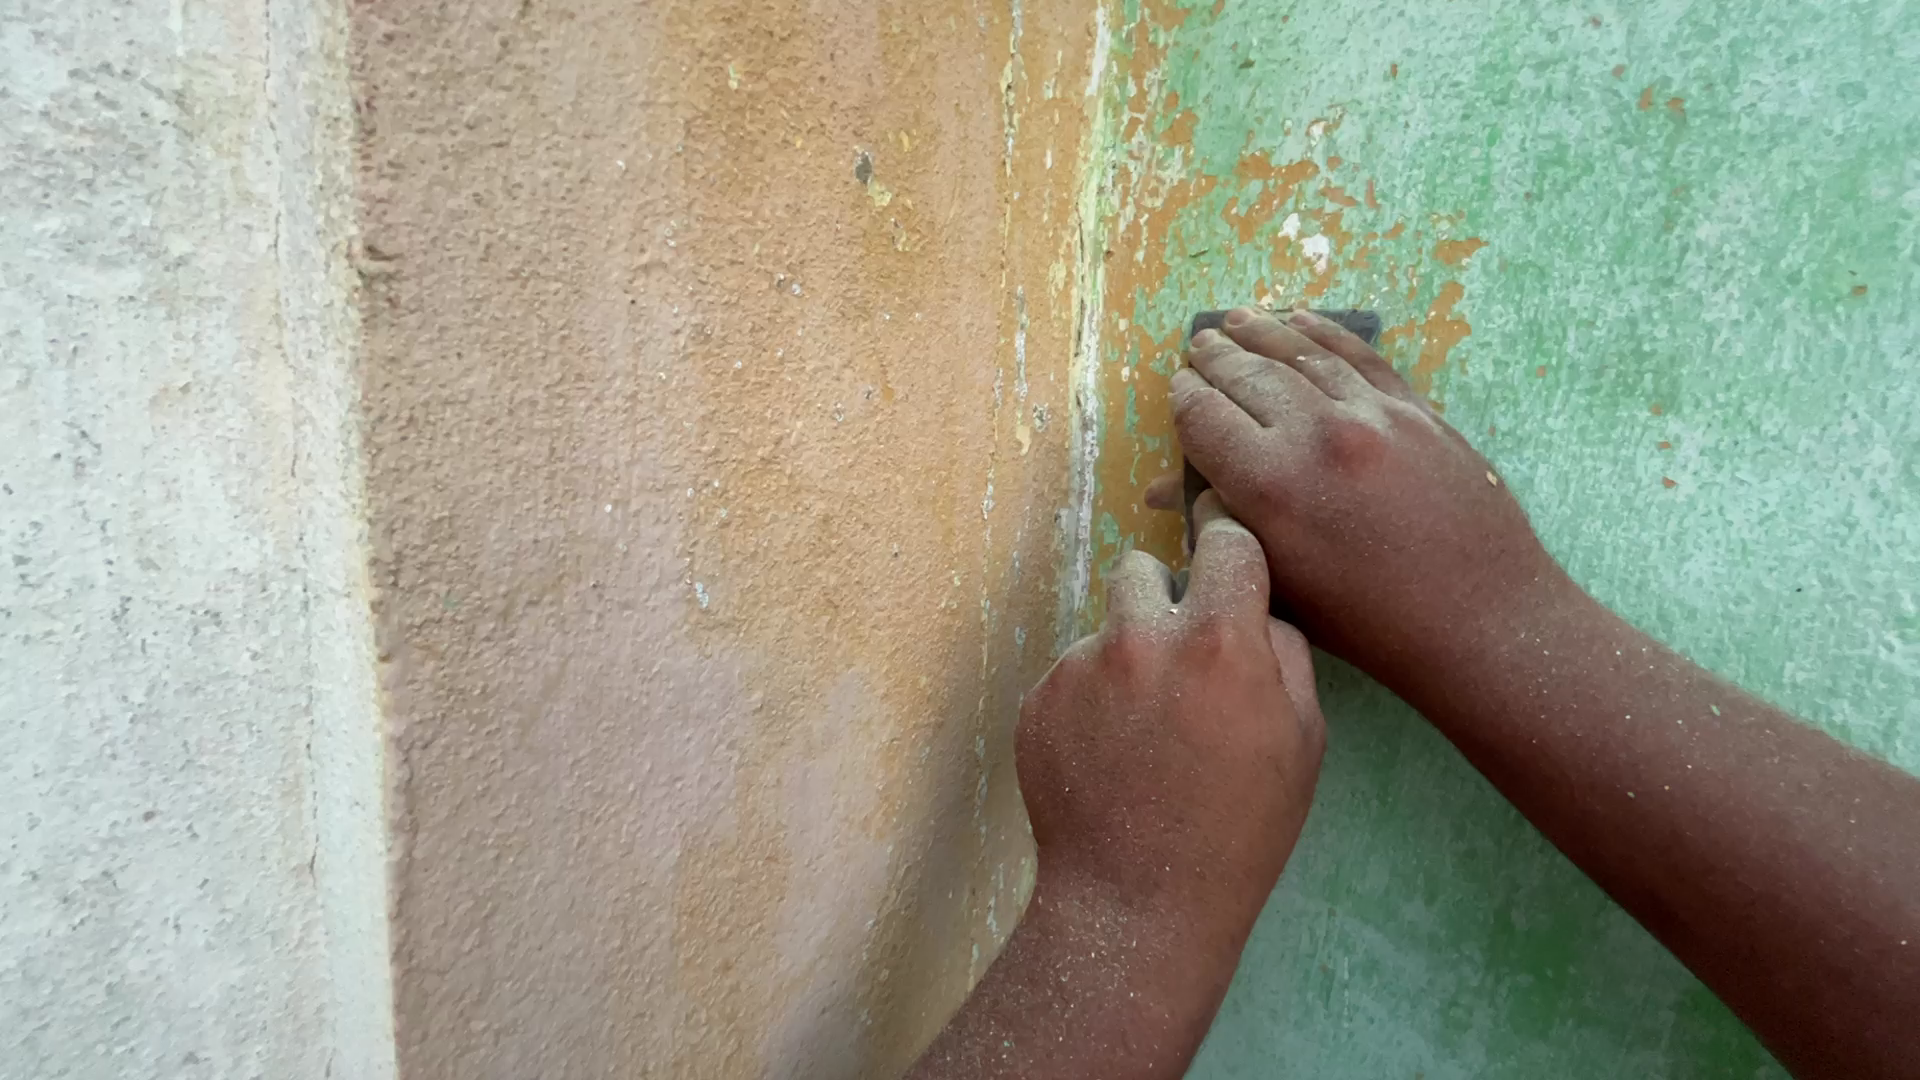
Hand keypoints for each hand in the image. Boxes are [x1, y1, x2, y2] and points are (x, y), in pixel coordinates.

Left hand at [1018, 493, 1324, 948]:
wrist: (1135, 899)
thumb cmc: (1238, 829)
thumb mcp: (1302, 740)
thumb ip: (1282, 651)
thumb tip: (1252, 607)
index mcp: (1218, 642)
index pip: (1223, 541)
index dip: (1228, 542)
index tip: (1223, 550)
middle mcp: (1141, 638)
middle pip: (1141, 566)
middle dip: (1163, 595)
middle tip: (1176, 650)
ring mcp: (1079, 665)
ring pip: (1104, 622)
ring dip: (1125, 647)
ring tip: (1138, 718)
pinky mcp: (1038, 695)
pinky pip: (1070, 668)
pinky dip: (1089, 692)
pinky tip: (1103, 747)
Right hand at [1156, 307, 1565, 690]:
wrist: (1474, 619)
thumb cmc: (1357, 616)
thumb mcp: (1272, 576)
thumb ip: (1214, 522)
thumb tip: (1162, 491)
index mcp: (1268, 485)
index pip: (1204, 417)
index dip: (1184, 396)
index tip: (1177, 385)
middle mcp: (1315, 435)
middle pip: (1248, 376)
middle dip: (1215, 357)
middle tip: (1197, 345)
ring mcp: (1371, 415)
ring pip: (1301, 355)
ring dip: (1262, 332)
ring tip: (1235, 319)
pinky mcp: (1415, 409)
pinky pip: (1359, 355)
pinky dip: (1324, 331)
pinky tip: (1300, 317)